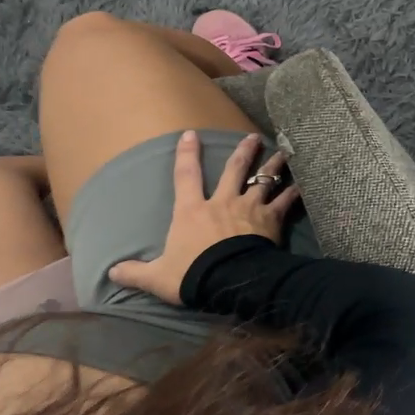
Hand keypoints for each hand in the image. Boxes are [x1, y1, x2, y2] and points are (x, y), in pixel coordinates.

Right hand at [107, 131, 299, 304]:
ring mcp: (250, 207)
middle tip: (254, 137)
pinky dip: (294, 192)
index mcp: (192, 211)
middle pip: (235, 169)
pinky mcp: (271, 217)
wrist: (228, 280)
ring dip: (275, 165)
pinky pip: (286, 201)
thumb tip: (112, 271)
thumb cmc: (190, 275)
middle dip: (244, 151)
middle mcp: (223, 201)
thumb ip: (134, 272)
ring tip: (284, 152)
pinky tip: (303, 185)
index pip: (185, 176)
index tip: (190, 134)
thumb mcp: (155, 276)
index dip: (187, 154)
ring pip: (265, 179)